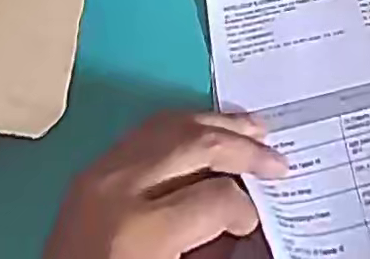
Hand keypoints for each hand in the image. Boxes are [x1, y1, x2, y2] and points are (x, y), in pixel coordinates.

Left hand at [44, 113, 287, 258]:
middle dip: (245, 147)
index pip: (214, 199)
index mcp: (138, 233)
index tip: (260, 216)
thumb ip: (211, 247)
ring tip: (253, 128)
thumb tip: (249, 218)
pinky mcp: (93, 166)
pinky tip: (208, 128)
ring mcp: (102, 170)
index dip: (247, 207)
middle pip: (198, 144)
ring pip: (174, 123)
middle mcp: (120, 188)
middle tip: (277, 158)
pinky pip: (148, 128)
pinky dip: (185, 123)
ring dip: (218, 123)